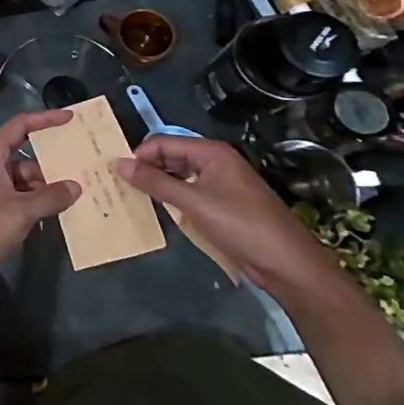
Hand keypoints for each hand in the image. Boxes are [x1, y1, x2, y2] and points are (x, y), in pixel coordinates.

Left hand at [0, 110, 81, 288]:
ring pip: (25, 178)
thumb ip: (52, 196)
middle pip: (25, 154)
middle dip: (50, 162)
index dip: (45, 118)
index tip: (69, 118)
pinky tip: (56, 210)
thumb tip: (76, 187)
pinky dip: (36, 200)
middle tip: (79, 164)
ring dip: (45, 185)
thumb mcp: (23, 210)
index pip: (20, 125)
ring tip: (74, 193)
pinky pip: (20, 196)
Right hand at [115, 135, 332, 295]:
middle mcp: (215, 162)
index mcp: (212, 152)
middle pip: (172, 156)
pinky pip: (190, 193)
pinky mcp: (223, 205)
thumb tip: (120, 164)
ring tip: (131, 196)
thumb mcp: (194, 203)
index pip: (166, 141)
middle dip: (147, 167)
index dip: (141, 154)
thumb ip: (156, 183)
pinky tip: (158, 210)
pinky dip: (173, 198)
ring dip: (159, 184)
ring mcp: (220, 184)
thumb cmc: (241, 226)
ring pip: (180, 175)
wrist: (286, 263)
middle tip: (119, 184)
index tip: (117, 172)